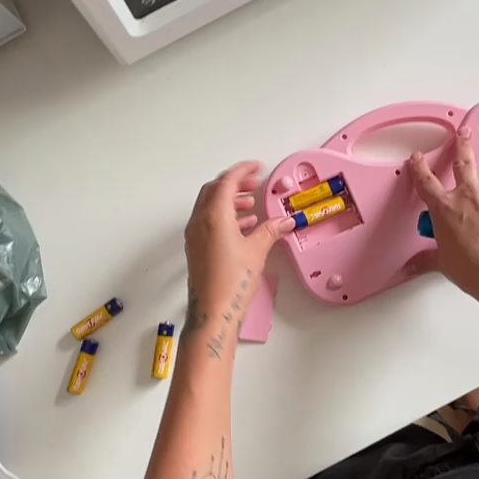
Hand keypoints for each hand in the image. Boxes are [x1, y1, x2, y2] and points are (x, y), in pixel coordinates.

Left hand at [183, 161, 292, 357]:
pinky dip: (225, 216)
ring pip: (210, 206)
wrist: (212, 312)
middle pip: (214, 191)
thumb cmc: (230, 283)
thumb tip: (282, 221)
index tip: (255, 167)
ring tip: (252, 204)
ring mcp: (195, 236)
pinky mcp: (196, 249)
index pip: (226, 182)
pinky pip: (209, 222)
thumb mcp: (257, 251)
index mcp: (213, 216)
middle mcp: (199, 222)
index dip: (242, 170)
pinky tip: (243, 226)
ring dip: (230, 200)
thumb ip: (270, 230)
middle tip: (254, 183)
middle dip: (235, 184)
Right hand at [408, 127, 478, 314]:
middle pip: (464, 160)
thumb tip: (413, 265)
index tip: (417, 159)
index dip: (419, 168)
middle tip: (464, 133)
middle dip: (462, 144)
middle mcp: (469, 195)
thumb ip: (429, 257)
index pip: (426, 182)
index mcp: (445, 208)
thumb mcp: (444, 263)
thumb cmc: (475, 270)